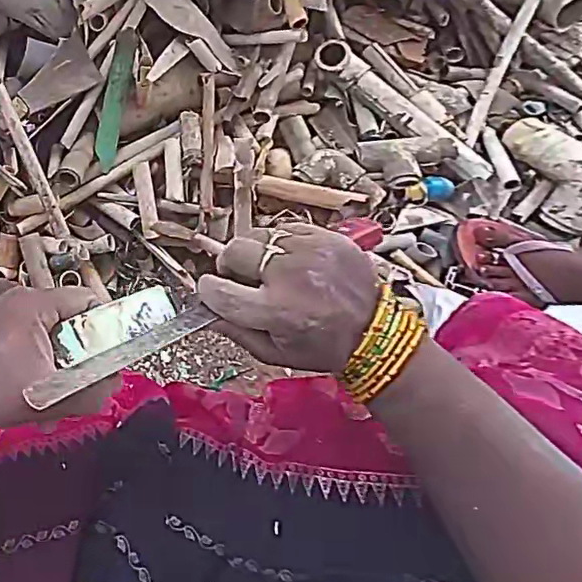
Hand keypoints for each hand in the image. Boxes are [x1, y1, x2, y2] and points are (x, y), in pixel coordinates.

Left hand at [0, 286, 117, 430]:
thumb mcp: (49, 396)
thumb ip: (91, 390)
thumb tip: (113, 384)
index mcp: (33, 303)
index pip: (88, 301)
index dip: (104, 329)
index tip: (109, 357)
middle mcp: (22, 300)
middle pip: (74, 320)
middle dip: (82, 356)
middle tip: (84, 381)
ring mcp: (11, 313)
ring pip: (58, 335)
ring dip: (64, 366)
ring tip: (60, 394)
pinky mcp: (5, 330)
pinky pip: (40, 342)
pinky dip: (47, 366)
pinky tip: (43, 395)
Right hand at [198, 224, 379, 371]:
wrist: (377, 332)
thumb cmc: (322, 347)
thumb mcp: (275, 352)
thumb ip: (234, 330)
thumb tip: (204, 308)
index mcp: (277, 311)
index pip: (218, 290)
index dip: (209, 290)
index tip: (212, 290)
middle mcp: (291, 276)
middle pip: (233, 252)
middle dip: (230, 265)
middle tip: (243, 278)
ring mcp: (310, 251)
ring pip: (257, 236)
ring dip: (255, 252)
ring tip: (270, 268)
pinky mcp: (325, 236)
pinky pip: (284, 229)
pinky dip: (280, 243)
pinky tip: (291, 260)